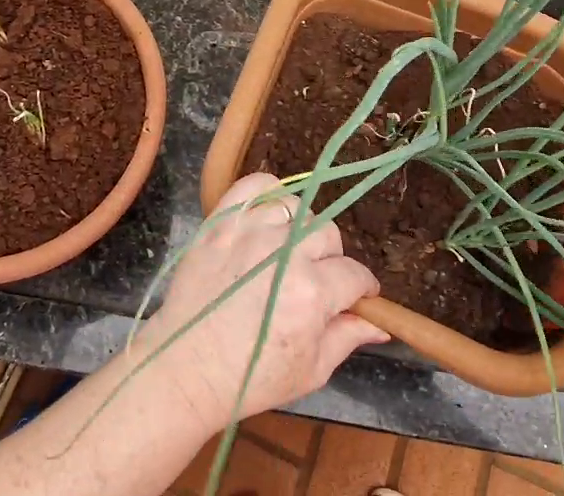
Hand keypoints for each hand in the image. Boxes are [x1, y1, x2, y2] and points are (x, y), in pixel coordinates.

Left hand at [130, 173, 386, 431]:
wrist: (185, 368)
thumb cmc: (250, 377)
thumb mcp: (310, 371)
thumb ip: (347, 337)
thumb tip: (378, 324)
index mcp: (311, 292)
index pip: (354, 274)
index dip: (361, 288)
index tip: (357, 296)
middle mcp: (281, 253)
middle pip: (327, 233)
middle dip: (331, 258)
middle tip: (318, 278)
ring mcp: (246, 233)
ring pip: (294, 208)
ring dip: (299, 228)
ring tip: (290, 250)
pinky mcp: (218, 224)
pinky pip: (252, 187)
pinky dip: (266, 193)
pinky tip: (269, 216)